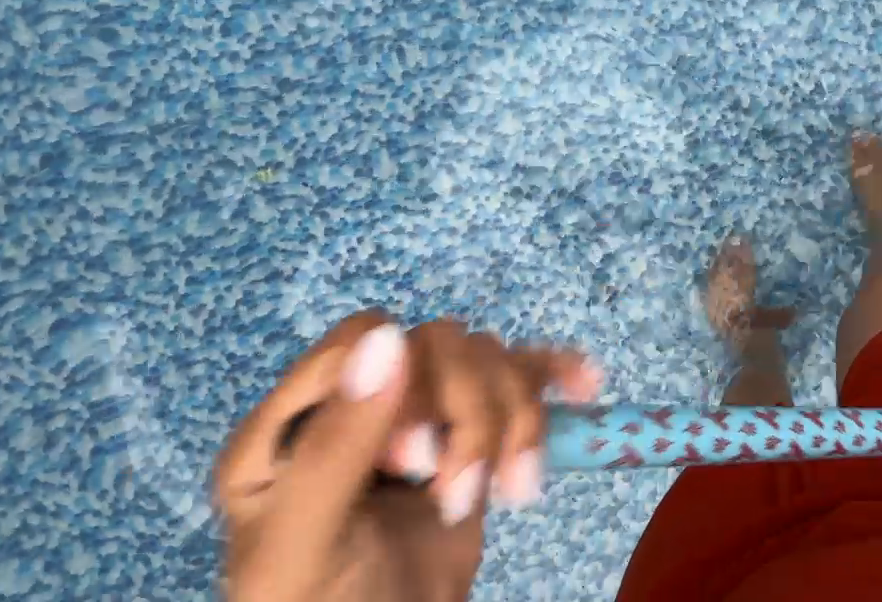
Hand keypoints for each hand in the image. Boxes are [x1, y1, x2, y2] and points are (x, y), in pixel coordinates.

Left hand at [213, 312, 600, 601]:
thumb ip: (336, 446)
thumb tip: (390, 337)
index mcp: (296, 419)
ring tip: (511, 489)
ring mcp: (427, 413)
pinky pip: (525, 373)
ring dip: (515, 422)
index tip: (411, 458)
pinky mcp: (479, 428)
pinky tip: (585, 387)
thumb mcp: (305, 543)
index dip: (401, 383)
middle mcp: (363, 402)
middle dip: (470, 415)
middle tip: (459, 491)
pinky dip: (558, 374)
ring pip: (491, 359)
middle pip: (442, 345)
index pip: (361, 340)